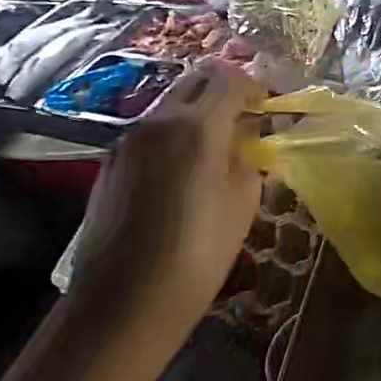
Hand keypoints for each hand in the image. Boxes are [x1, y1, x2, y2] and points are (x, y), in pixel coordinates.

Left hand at [69, 60, 264, 309]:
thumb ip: (248, 155)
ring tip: (219, 145)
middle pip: (196, 79)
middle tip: (246, 116)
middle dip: (225, 88)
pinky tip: (185, 169)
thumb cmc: (198, 254)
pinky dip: (176, 132)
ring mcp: (128, 138)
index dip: (255, 85)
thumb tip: (247, 136)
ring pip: (171, 103)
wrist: (124, 302)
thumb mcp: (243, 202)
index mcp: (197, 127)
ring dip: (199, 110)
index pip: (229, 78)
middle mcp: (158, 120)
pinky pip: (152, 129)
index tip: (269, 104)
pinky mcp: (111, 160)